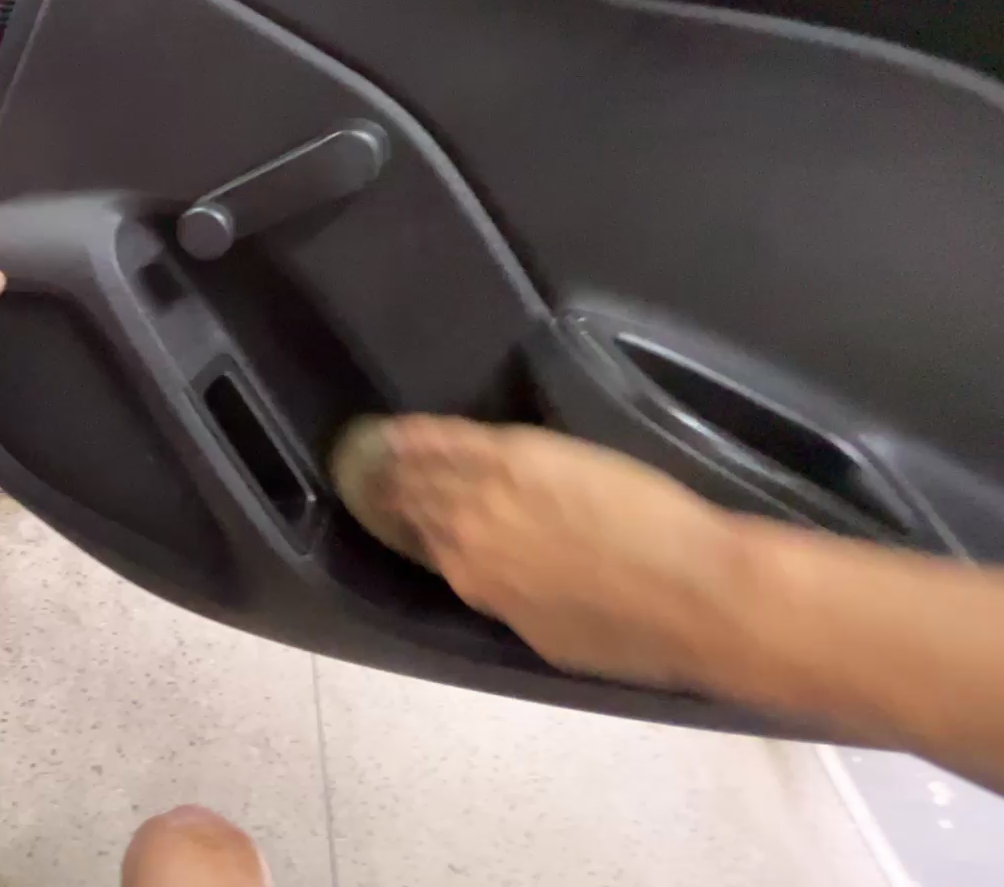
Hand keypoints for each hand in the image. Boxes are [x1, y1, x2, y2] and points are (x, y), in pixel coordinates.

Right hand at [334, 416, 757, 690]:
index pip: (421, 542)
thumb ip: (506, 603)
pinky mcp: (514, 455)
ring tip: (373, 444)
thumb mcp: (554, 639)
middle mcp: (460, 533)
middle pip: (411, 501)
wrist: (698, 594)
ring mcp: (483, 490)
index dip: (402, 523)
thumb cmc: (637, 634)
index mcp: (470, 579)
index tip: (387, 510)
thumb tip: (487, 582)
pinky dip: (420, 432)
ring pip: (423, 468)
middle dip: (386, 485)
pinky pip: (449, 439)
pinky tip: (401, 427)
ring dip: (394, 456)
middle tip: (366, 470)